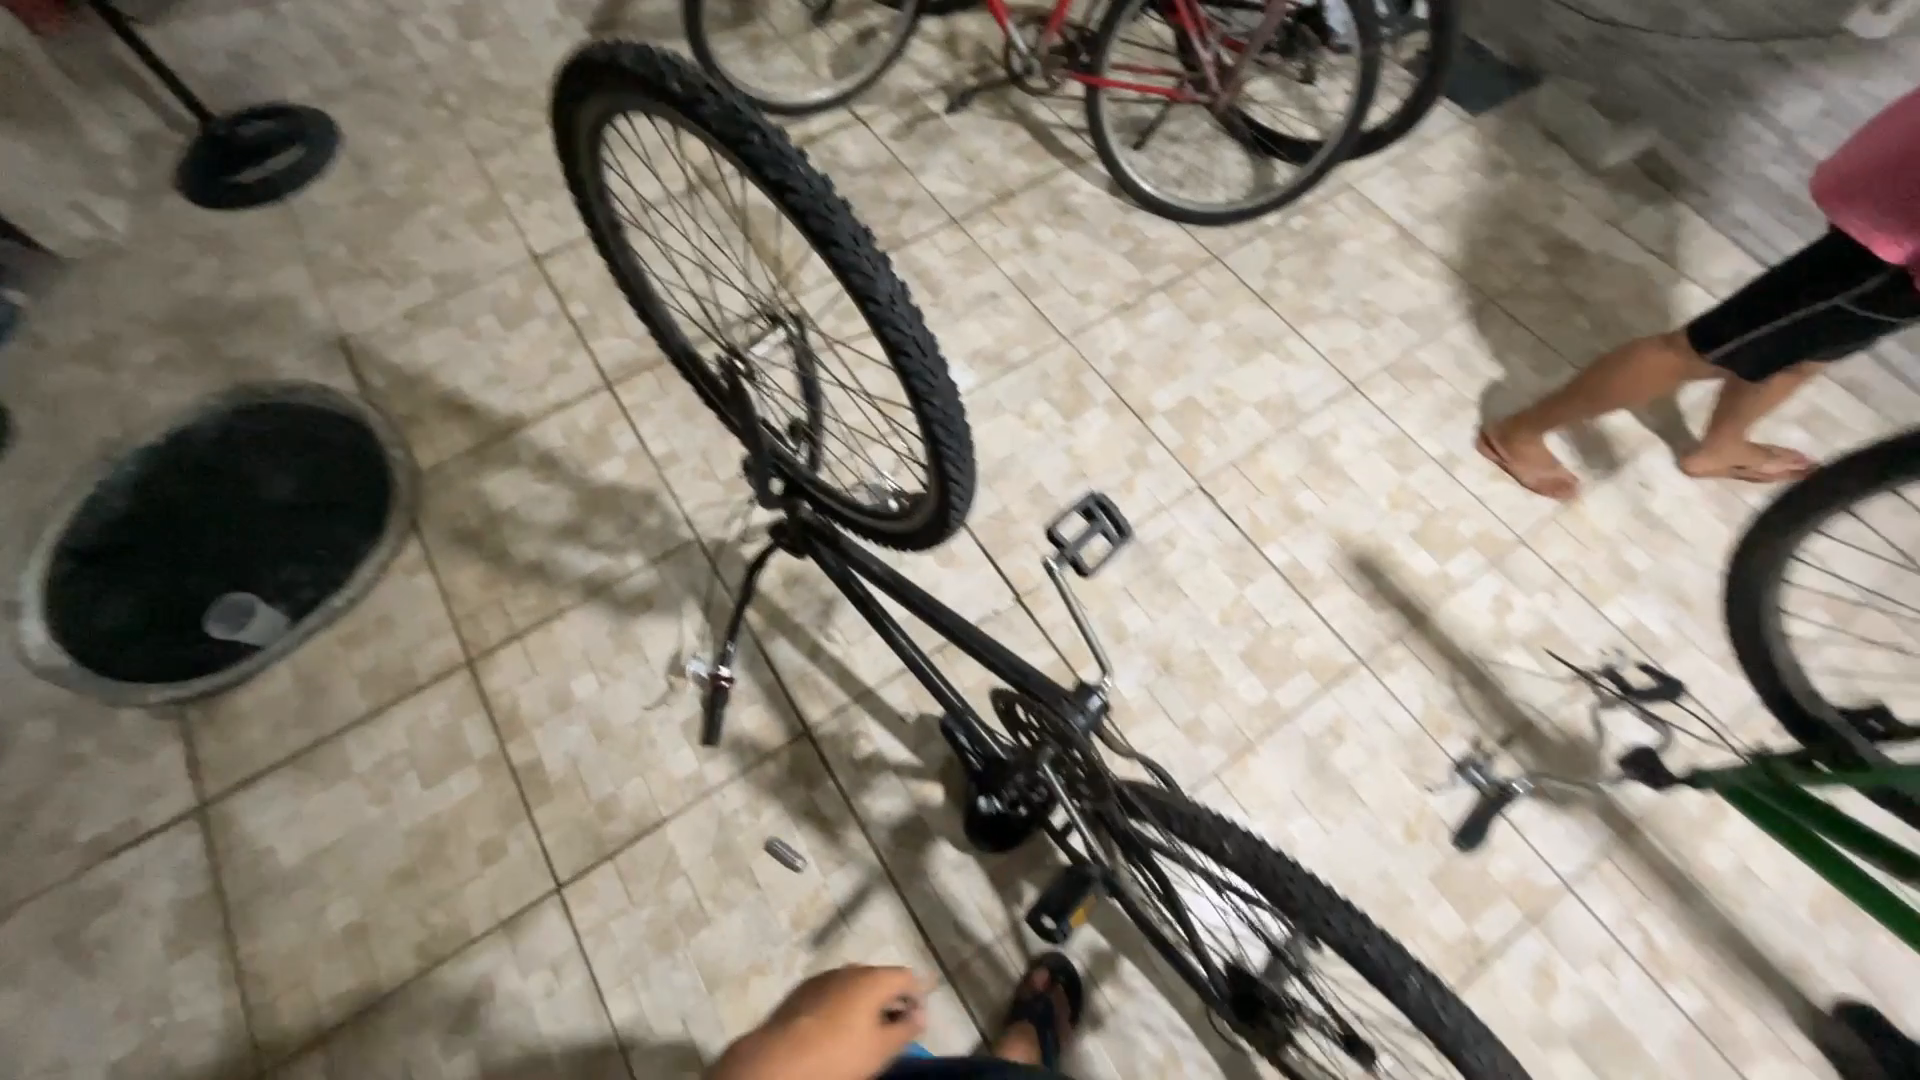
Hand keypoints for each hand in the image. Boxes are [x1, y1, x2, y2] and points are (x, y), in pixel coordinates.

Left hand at [707, 965, 928, 1079]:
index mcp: (873, 978)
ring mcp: (824, 977)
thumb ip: (906, 1029)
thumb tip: (921, 1015)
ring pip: (854, 985)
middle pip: (880, 979)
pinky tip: (836, 1030)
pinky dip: (842, 1005)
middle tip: (894, 1028)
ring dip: (865, 1002)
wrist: (778, 1061)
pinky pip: (833, 993)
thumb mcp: (880, 1050)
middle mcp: (850, 969)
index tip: (918, 1020)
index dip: (918, 996)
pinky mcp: (802, 990)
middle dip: (891, 1000)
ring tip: (865, 1031)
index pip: (907, 977)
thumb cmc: (837, 1055)